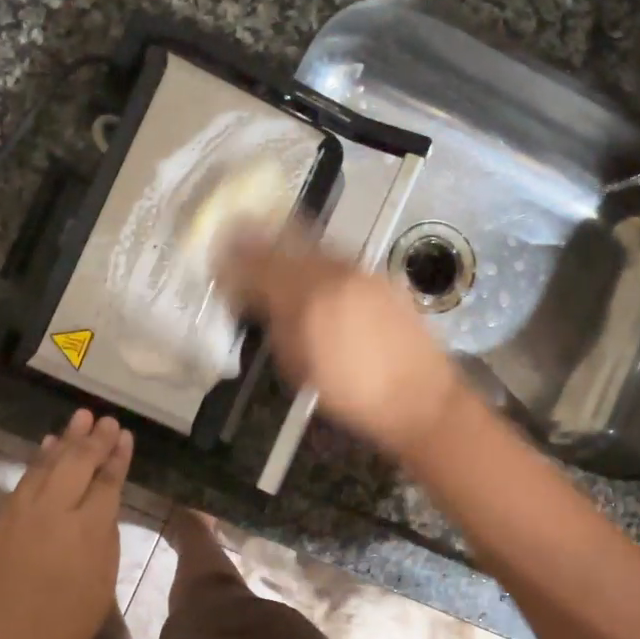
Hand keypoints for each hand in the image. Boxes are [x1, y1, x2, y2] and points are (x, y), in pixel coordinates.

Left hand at [0, 409, 132, 638]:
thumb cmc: (62, 633)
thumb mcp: (100, 585)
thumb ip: (102, 538)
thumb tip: (98, 507)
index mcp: (88, 531)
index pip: (106, 481)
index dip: (117, 457)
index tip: (124, 435)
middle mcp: (53, 511)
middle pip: (76, 463)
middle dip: (93, 439)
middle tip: (105, 418)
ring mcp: (19, 514)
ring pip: (46, 465)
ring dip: (65, 441)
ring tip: (79, 418)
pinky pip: (24, 481)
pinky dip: (39, 461)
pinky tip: (46, 449)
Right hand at [217, 230, 466, 459]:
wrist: (420, 398)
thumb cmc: (353, 396)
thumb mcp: (298, 368)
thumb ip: (274, 326)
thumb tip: (256, 302)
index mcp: (306, 299)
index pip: (258, 264)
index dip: (233, 259)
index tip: (218, 258)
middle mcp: (333, 274)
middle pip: (285, 243)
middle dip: (257, 241)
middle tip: (237, 240)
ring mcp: (362, 271)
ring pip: (314, 247)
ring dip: (289, 247)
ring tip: (272, 253)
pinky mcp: (383, 277)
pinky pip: (339, 260)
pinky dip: (318, 261)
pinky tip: (314, 275)